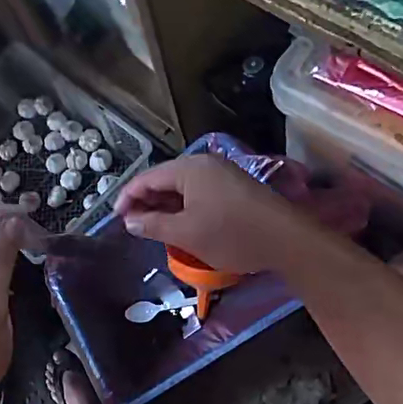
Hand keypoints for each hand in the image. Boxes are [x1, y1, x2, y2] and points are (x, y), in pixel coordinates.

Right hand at [113, 154, 312, 273]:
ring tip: (153, 227)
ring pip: (183, 186)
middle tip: (132, 225)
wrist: (286, 240)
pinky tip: (181, 224)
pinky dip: (185, 206)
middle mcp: (205, 164)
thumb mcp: (186, 234)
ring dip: (165, 205)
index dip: (127, 198)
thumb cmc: (231, 235)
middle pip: (165, 179)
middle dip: (146, 201)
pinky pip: (200, 191)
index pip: (147, 178)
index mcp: (189, 169)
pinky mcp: (236, 187)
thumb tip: (130, 221)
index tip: (116, 218)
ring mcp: (223, 173)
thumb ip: (153, 225)